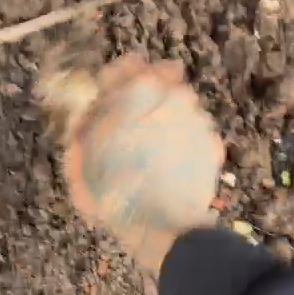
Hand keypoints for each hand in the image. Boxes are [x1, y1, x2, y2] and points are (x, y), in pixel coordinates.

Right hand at [60, 56, 223, 272]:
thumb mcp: (79, 166)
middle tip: (132, 132)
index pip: (128, 65)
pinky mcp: (214, 144)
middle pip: (159, 83)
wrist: (165, 229)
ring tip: (152, 157)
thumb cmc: (115, 195)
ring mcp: (199, 119)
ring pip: (180, 109)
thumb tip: (83, 116)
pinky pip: (195, 136)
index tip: (109, 102)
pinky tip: (170, 171)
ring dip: (166, 123)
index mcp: (138, 91)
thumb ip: (80, 131)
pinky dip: (184, 146)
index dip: (117, 82)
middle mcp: (173, 95)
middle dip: (146, 102)